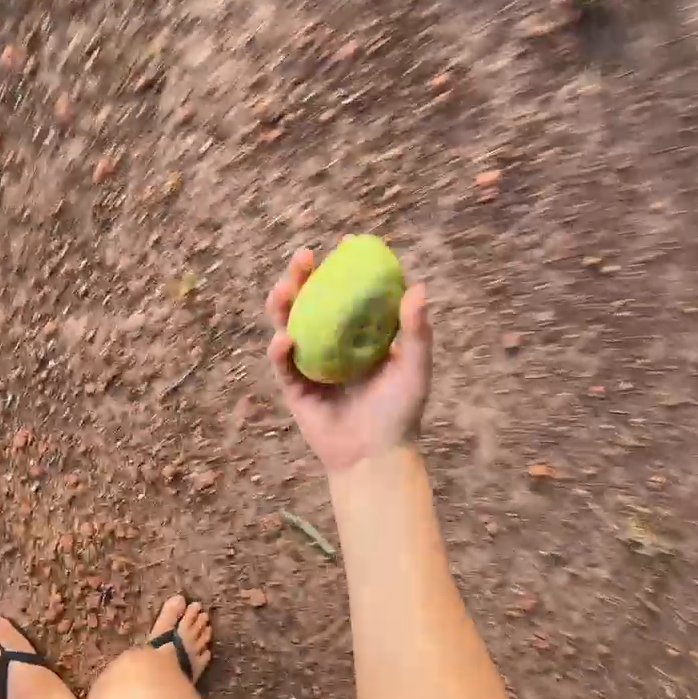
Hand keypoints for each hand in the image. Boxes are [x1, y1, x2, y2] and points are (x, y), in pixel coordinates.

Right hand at [265, 246, 432, 474]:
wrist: (375, 456)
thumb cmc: (400, 413)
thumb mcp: (414, 369)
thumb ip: (416, 332)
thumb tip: (416, 287)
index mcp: (360, 336)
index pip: (348, 293)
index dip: (344, 267)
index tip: (346, 242)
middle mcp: (332, 345)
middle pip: (311, 303)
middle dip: (302, 278)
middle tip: (303, 257)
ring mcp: (311, 364)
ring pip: (289, 326)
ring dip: (281, 305)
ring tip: (283, 289)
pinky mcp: (295, 388)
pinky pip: (283, 364)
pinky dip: (280, 350)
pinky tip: (285, 338)